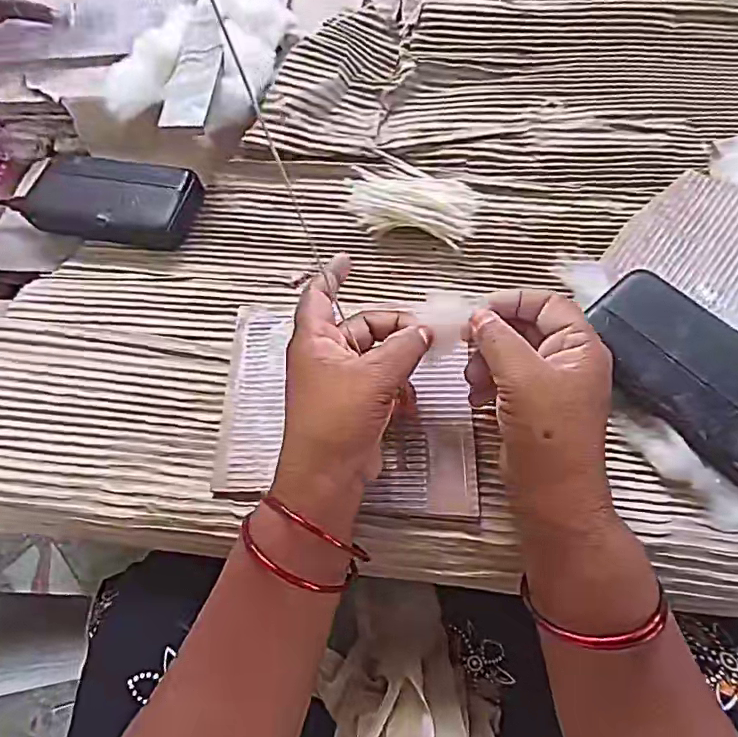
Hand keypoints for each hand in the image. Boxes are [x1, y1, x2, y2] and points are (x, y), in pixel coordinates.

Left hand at [272, 255, 431, 528]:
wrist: (328, 476)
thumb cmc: (334, 423)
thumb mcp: (374, 378)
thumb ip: (403, 348)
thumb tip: (422, 332)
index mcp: (315, 341)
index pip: (319, 296)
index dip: (332, 275)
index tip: (347, 260)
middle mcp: (325, 356)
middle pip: (363, 327)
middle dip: (393, 329)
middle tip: (422, 335)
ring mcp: (341, 381)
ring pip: (377, 356)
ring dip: (399, 362)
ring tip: (415, 372)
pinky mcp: (355, 403)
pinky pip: (381, 382)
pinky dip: (397, 386)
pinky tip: (408, 400)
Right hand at [465, 290, 615, 532]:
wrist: (553, 497)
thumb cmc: (552, 444)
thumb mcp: (522, 379)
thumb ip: (499, 339)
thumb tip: (481, 317)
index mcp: (580, 348)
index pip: (548, 304)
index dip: (514, 302)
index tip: (482, 310)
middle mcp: (568, 363)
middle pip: (526, 329)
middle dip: (494, 335)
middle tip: (469, 341)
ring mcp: (551, 386)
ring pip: (512, 354)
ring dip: (486, 360)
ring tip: (473, 376)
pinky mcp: (533, 407)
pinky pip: (507, 380)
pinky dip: (488, 382)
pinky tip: (477, 395)